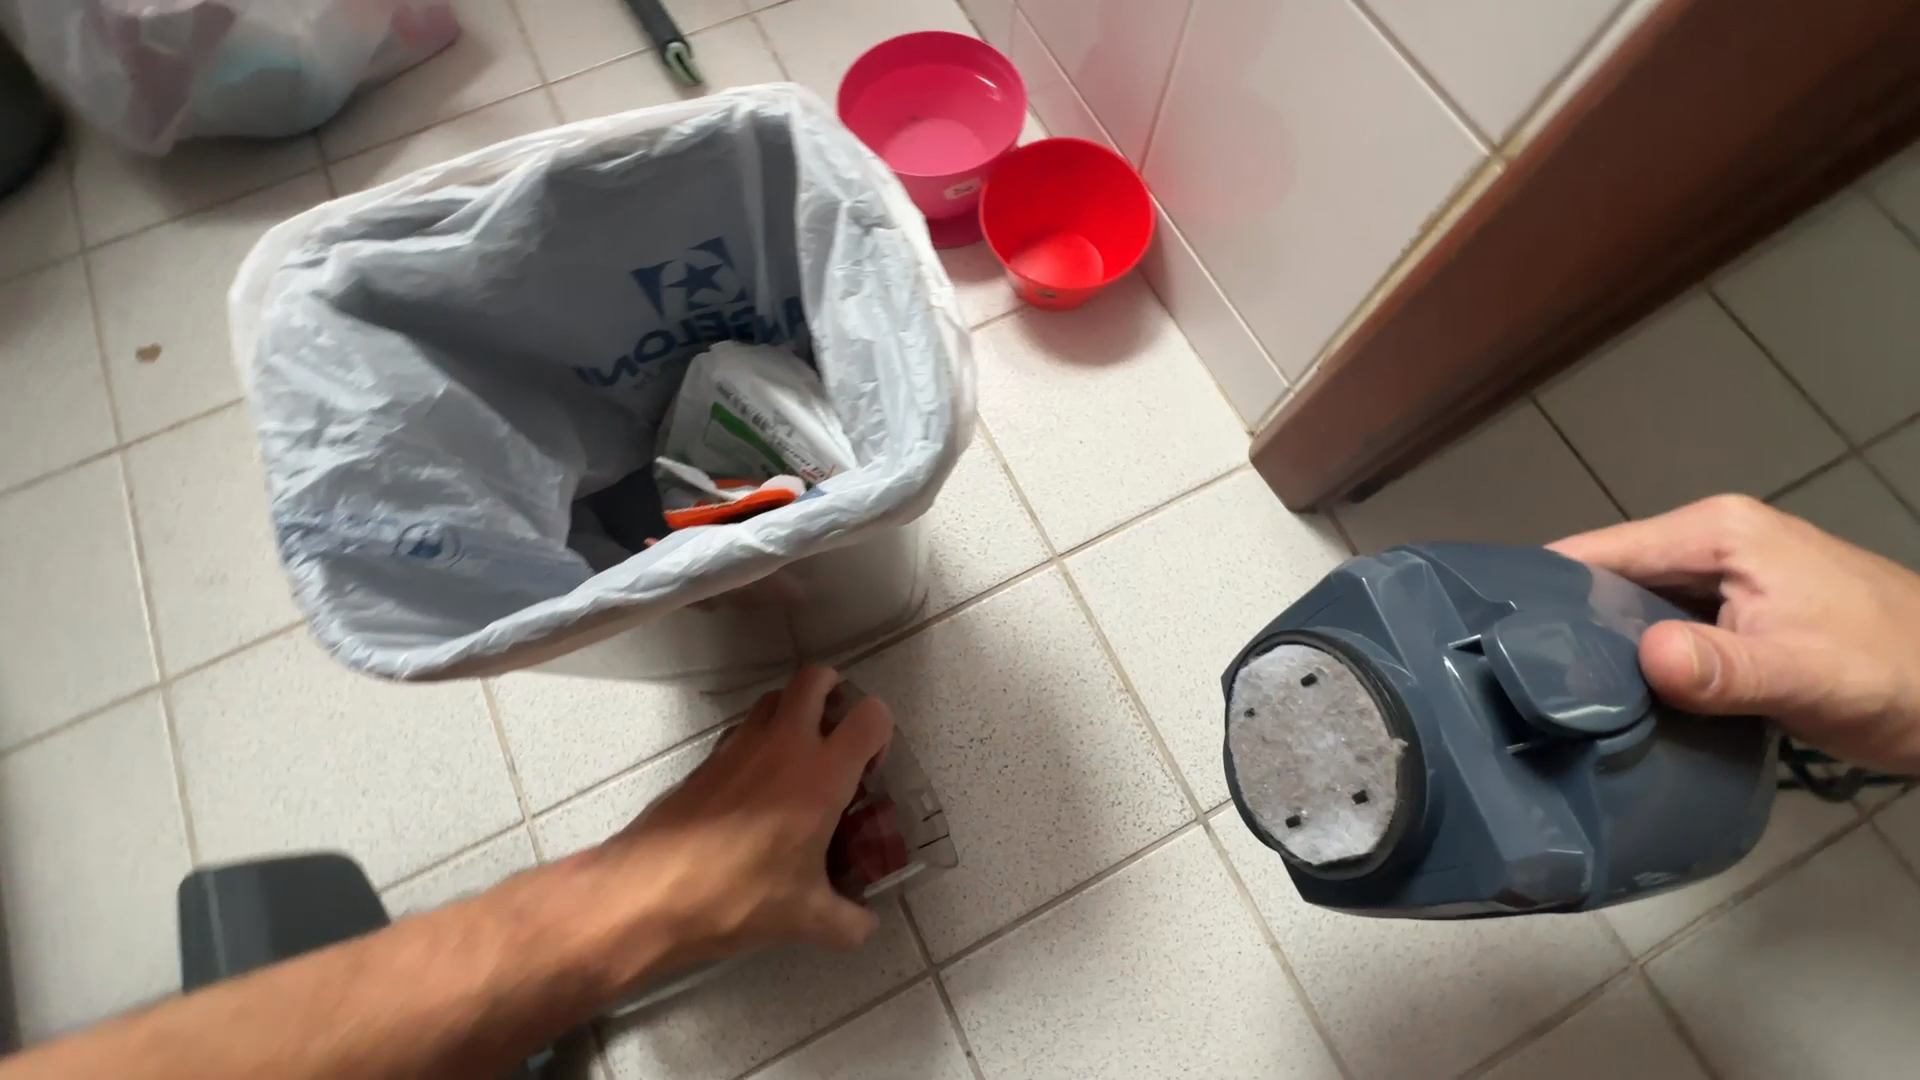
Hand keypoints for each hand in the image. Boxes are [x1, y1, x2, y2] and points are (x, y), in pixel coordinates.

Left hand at [582, 666, 892, 987]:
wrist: (652, 889)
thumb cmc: (740, 894)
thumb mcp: (804, 917)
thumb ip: (847, 921)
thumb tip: (867, 928)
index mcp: (823, 773)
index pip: (871, 717)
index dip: (880, 730)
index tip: (870, 764)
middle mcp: (787, 743)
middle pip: (816, 678)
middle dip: (832, 690)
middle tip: (835, 729)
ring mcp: (743, 743)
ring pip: (776, 696)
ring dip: (793, 709)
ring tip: (797, 753)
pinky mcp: (709, 756)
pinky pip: (743, 727)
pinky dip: (758, 737)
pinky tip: (755, 781)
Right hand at [1549, 495, 1919, 772]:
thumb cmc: (1912, 679)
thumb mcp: (1817, 677)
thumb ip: (1730, 669)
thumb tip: (1645, 658)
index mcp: (1714, 532)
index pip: (1591, 552)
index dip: (1537, 592)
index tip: (1495, 642)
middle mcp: (1705, 541)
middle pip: (1598, 577)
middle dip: (1558, 622)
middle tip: (1517, 676)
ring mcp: (1715, 574)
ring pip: (1620, 603)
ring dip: (1588, 642)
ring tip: (1546, 685)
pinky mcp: (1722, 608)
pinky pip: (1648, 623)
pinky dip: (1624, 653)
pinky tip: (1605, 687)